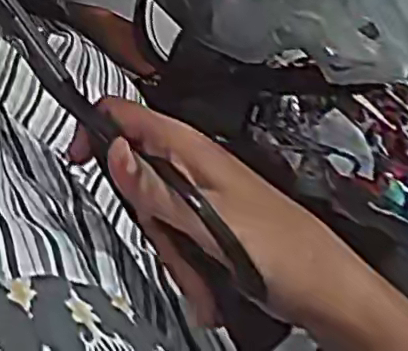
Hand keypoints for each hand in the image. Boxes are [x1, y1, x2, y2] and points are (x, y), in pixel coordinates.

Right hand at [70, 98, 407, 349]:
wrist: (331, 292)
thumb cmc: (282, 249)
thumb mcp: (206, 220)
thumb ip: (153, 186)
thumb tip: (112, 150)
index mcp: (187, 146)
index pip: (123, 114)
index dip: (94, 129)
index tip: (76, 155)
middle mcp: (191, 161)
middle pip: (134, 171)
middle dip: (143, 215)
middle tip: (166, 242)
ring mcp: (199, 189)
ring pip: (153, 209)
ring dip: (169, 249)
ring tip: (198, 276)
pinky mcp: (208, 217)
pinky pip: (175, 232)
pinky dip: (184, 262)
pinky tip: (206, 284)